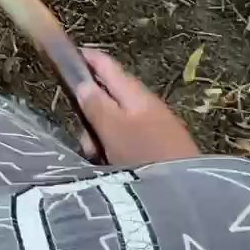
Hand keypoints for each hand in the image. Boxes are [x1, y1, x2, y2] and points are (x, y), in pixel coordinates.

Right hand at [74, 49, 199, 166]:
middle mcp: (143, 103)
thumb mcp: (113, 129)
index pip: (105, 64)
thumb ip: (96, 105)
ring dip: (100, 135)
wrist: (188, 191)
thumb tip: (81, 82)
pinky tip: (113, 165)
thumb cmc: (146, 154)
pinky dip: (114, 147)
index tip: (62, 59)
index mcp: (133, 93)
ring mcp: (152, 124)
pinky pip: (125, 138)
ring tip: (99, 157)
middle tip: (84, 138)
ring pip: (114, 121)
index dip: (84, 58)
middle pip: (107, 95)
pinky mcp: (157, 144)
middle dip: (88, 112)